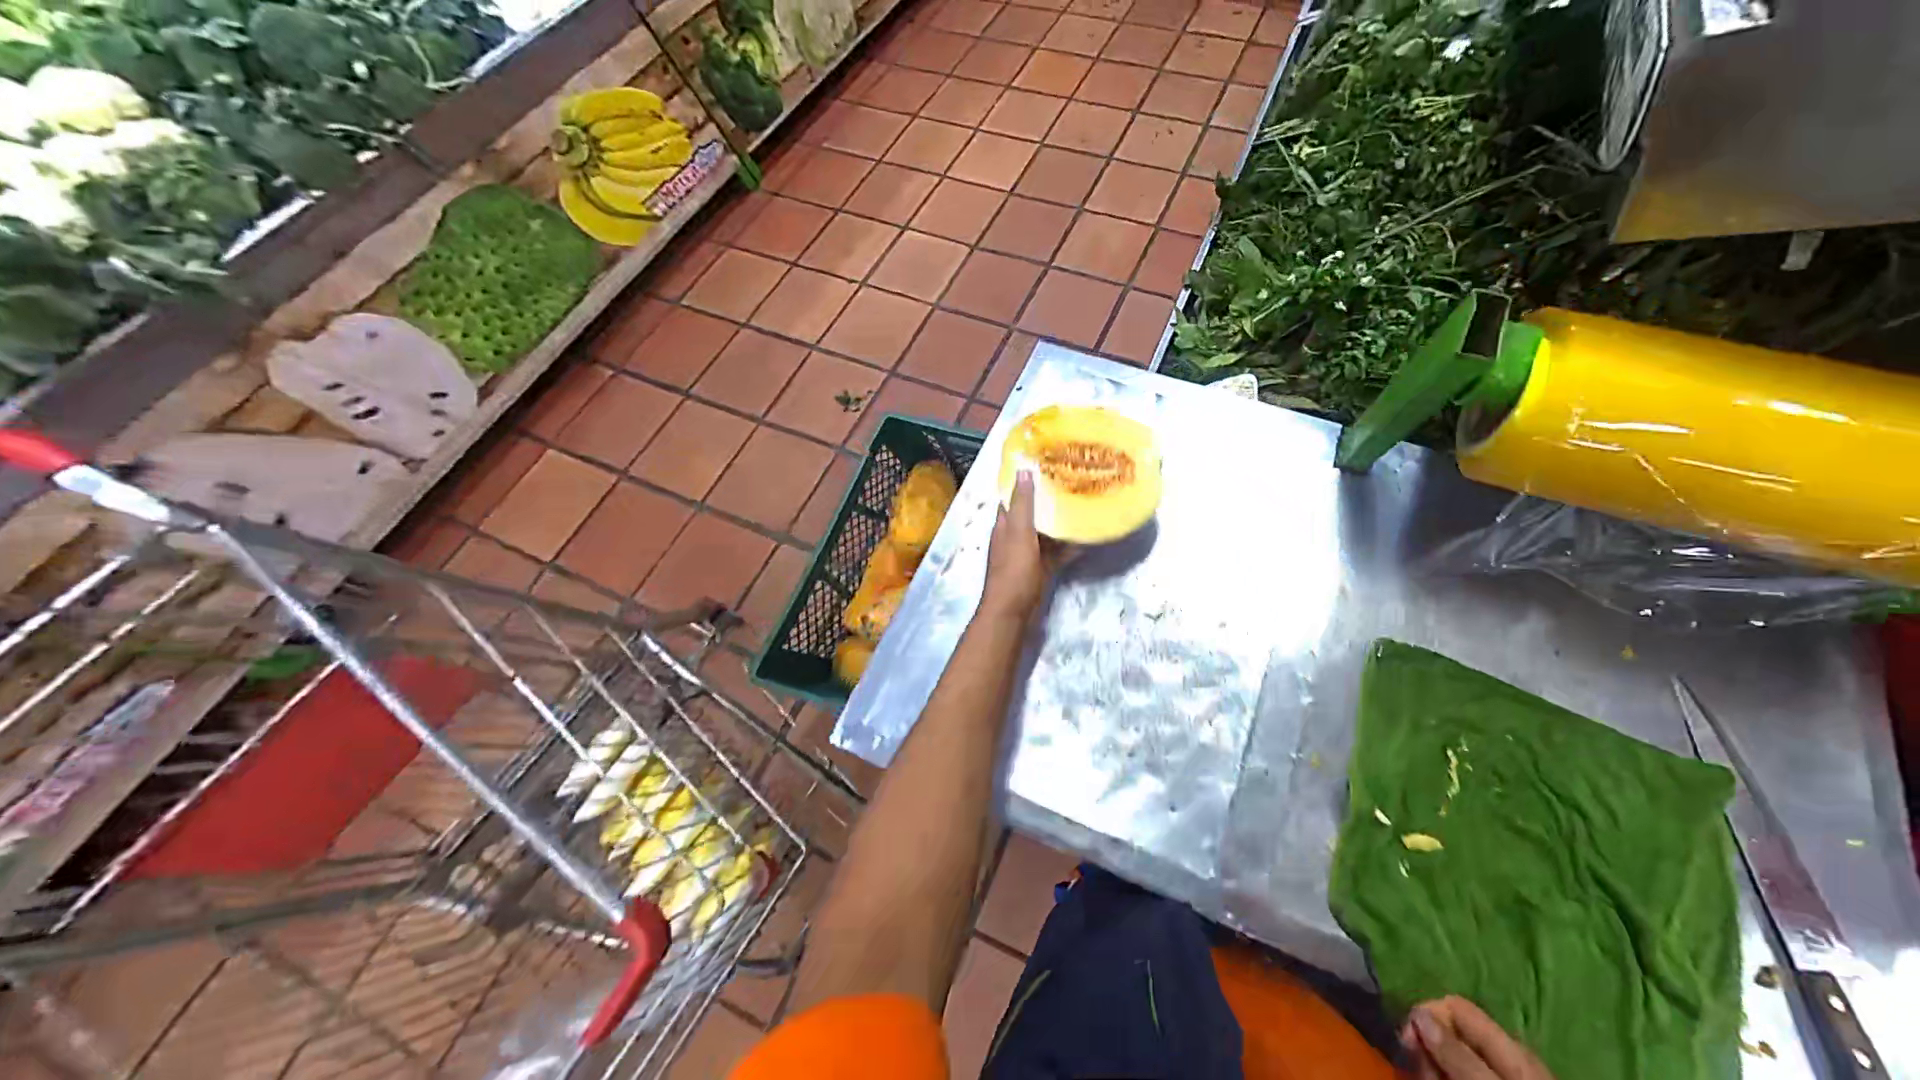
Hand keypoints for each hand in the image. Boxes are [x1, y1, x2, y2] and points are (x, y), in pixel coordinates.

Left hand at [981, 469, 1070, 618]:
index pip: (1012, 498)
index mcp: (1004, 526)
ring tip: (1083, 507)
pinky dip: (1068, 547)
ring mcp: (1027, 556)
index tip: (1045, 467)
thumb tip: (1023, 471)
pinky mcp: (1040, 571)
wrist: (1013, 612)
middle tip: (1072, 485)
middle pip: (1032, 515)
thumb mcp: (1018, 533)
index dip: (1025, 483)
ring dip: (1060, 524)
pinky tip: (1086, 539)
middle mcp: (1014, 538)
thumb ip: (1022, 505)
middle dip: (1047, 502)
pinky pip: (1055, 554)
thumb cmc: (1013, 571)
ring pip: (1045, 535)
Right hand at [1403, 997, 1555, 1079]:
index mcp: (1509, 1047)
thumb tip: (1418, 1014)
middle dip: (1426, 1048)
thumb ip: (1458, 1054)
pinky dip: (1441, 1079)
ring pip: (1449, 1057)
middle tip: (1417, 1072)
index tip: (1408, 1042)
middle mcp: (1503, 1056)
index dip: (1427, 1016)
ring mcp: (1496, 1077)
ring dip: (1430, 1068)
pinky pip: (1457, 1075)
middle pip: (1448, 1031)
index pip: (1455, 1006)